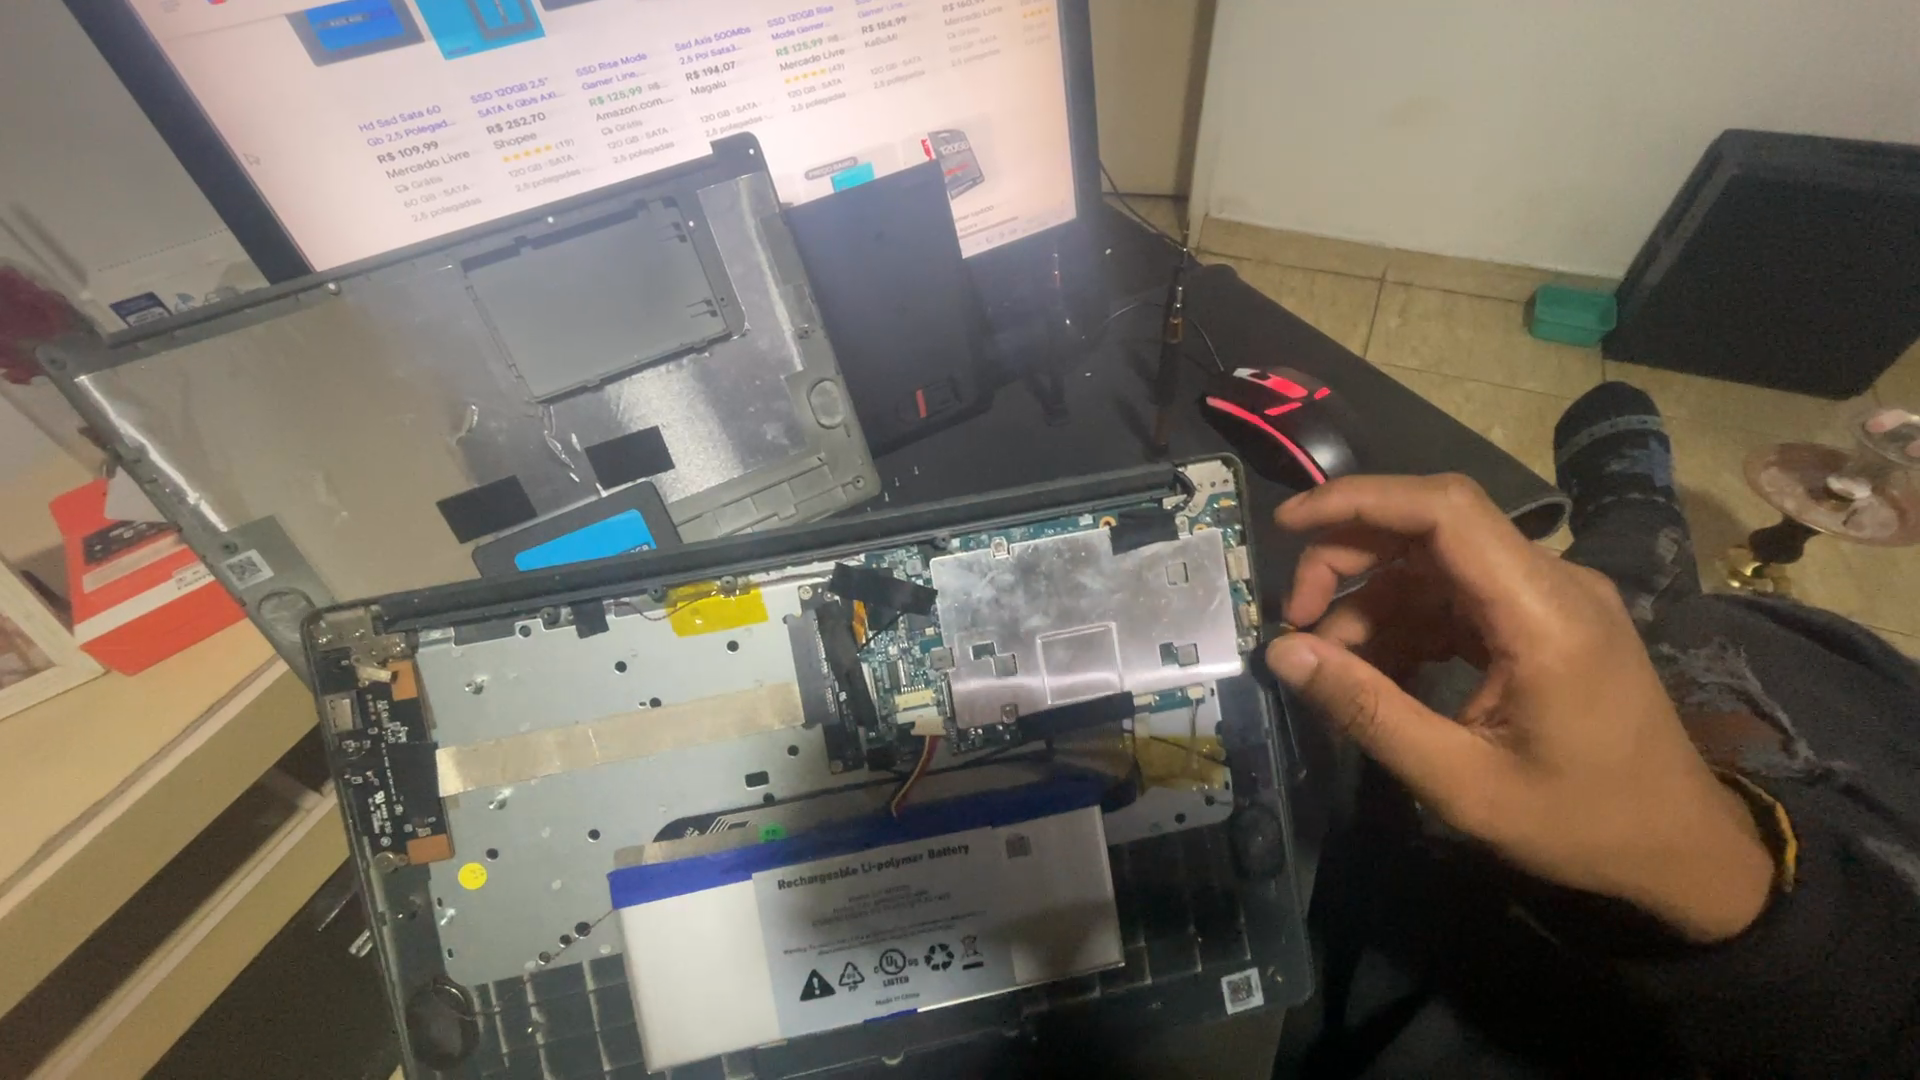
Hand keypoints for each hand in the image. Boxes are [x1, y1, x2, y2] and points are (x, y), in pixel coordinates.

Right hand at [1265, 474, 1773, 942]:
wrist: (1682, 855)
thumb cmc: (1581, 824)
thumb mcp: (1460, 782)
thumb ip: (1367, 710)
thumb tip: (1282, 652)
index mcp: (1544, 613)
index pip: (1445, 511)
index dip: (1358, 500)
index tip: (1285, 524)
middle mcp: (1550, 583)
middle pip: (1424, 529)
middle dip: (1344, 560)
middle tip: (1295, 619)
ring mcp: (1544, 597)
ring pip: (1426, 563)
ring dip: (1365, 602)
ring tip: (1332, 666)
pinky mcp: (1533, 618)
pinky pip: (1445, 596)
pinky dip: (1396, 623)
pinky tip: (1375, 670)